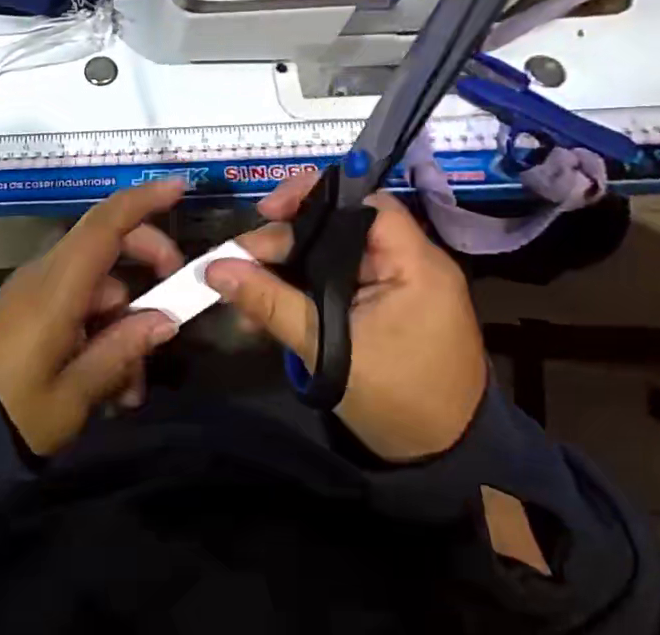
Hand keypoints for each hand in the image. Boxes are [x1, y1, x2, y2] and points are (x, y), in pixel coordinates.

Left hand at [0, 179, 187, 454]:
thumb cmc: (10, 411)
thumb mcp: (72, 394)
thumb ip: (121, 351)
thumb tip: (165, 320)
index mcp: (55, 289)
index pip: (102, 227)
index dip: (141, 202)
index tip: (178, 188)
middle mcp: (46, 276)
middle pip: (106, 246)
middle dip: (148, 265)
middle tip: (174, 305)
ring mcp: (38, 291)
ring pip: (100, 287)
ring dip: (125, 325)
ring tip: (131, 388)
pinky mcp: (33, 309)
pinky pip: (80, 305)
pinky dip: (103, 333)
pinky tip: (112, 384)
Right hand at [205, 171, 487, 459]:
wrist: (444, 461)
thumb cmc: (396, 400)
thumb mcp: (327, 349)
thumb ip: (271, 302)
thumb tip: (215, 269)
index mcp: (413, 264)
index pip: (363, 202)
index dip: (312, 197)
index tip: (266, 211)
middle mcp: (410, 264)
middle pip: (338, 228)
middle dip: (285, 241)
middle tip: (240, 260)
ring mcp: (399, 286)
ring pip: (332, 256)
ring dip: (288, 268)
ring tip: (245, 285)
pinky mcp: (386, 306)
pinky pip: (339, 283)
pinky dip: (304, 289)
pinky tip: (268, 306)